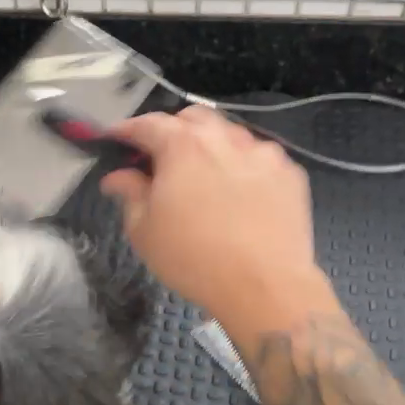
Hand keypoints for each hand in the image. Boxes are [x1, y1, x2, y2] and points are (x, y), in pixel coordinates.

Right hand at [101, 106, 325, 327]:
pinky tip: (239, 193)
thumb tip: (117, 177)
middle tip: (160, 158)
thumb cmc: (193, 258)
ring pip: (230, 135)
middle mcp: (224, 138)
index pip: (148, 124)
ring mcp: (263, 153)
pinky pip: (259, 158)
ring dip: (210, 146)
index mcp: (182, 146)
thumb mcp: (145, 231)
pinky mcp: (290, 173)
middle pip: (193, 119)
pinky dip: (242, 166)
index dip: (126, 131)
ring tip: (203, 176)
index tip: (114, 140)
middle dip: (172, 130)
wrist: (264, 286)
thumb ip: (130, 194)